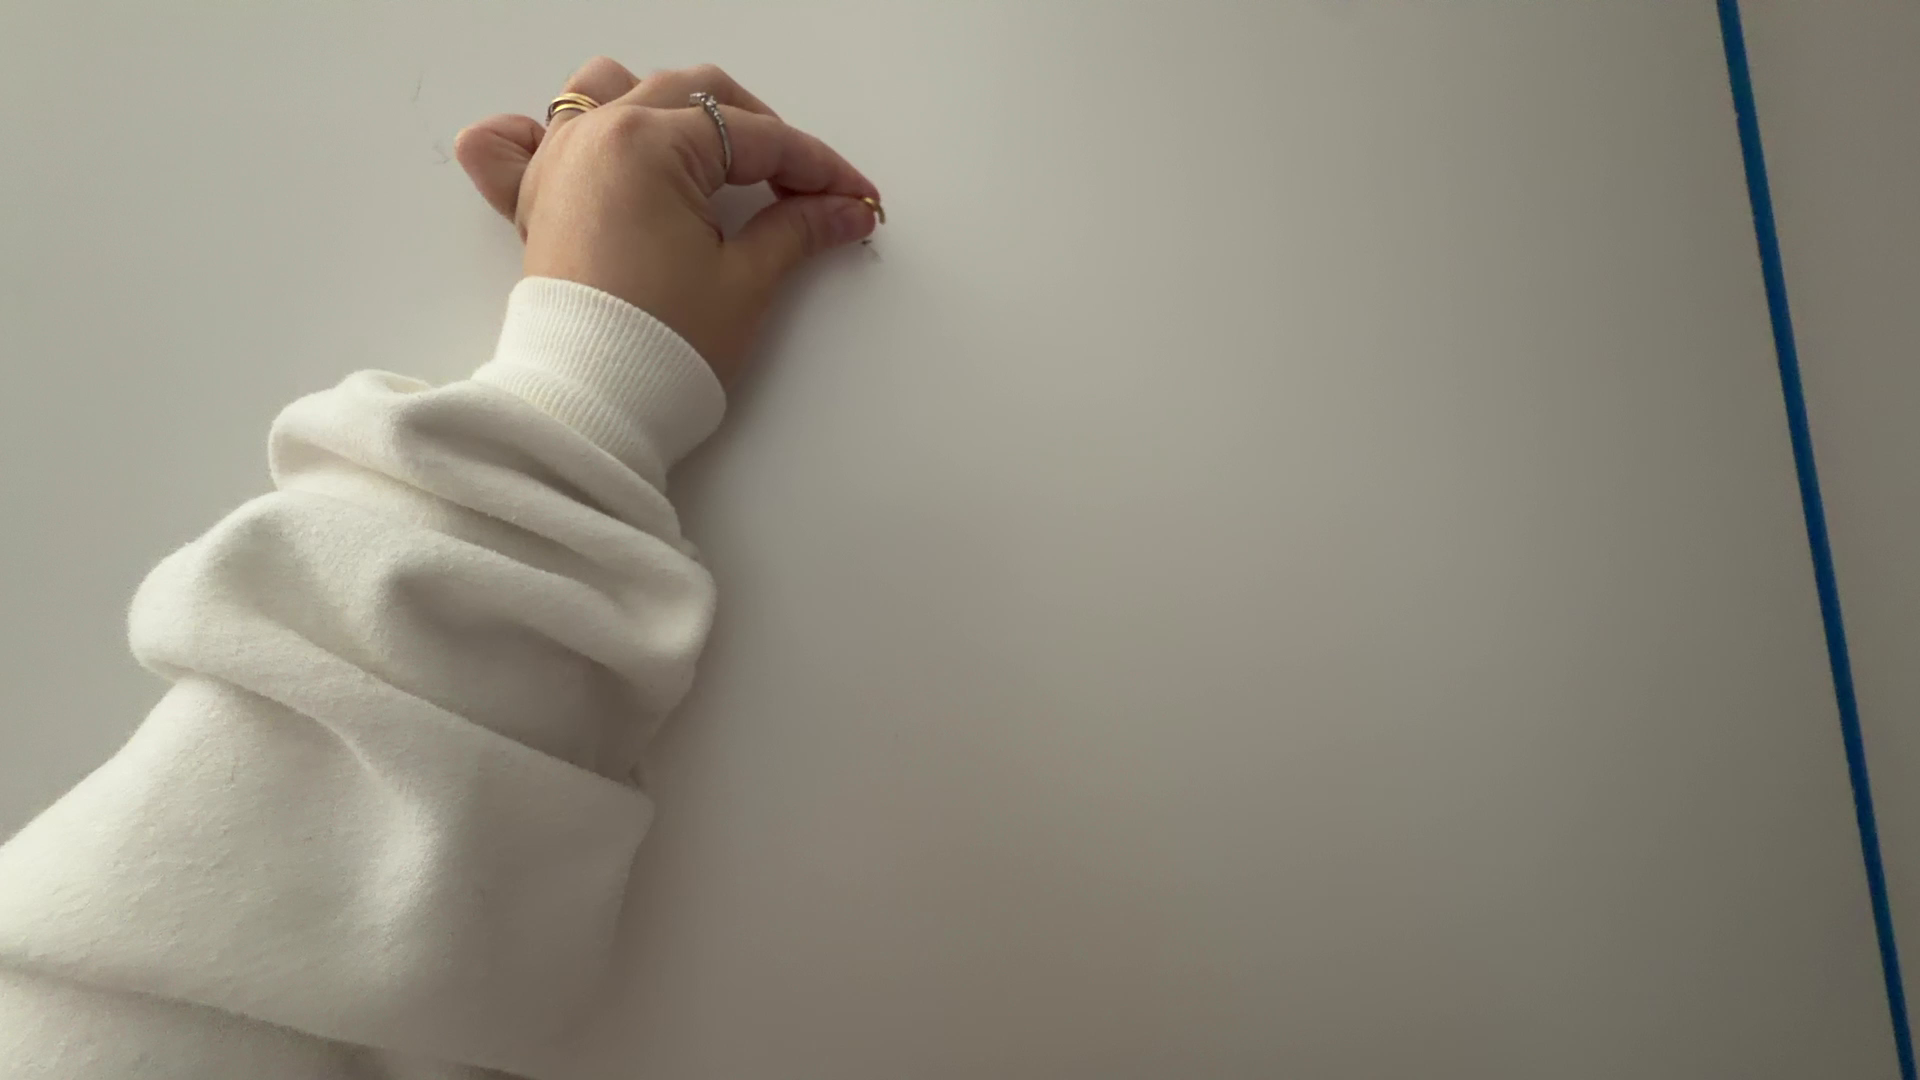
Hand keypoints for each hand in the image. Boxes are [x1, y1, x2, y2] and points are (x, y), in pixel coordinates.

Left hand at [454, 58, 880, 382]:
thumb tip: (845, 211)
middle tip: (806, 188)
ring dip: (672, 110)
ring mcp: (557, 163)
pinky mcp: (536, 203)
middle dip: (763, 137)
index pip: (756, 139)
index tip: (855, 196)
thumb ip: (799, 231)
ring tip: (714, 157)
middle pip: (696, 97)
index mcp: (648, 143)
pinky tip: (582, 148)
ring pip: (614, 89)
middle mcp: (595, 135)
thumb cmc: (663, 346)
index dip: (818, 167)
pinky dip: (545, 131)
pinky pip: (519, 138)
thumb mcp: (747, 282)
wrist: (595, 405)